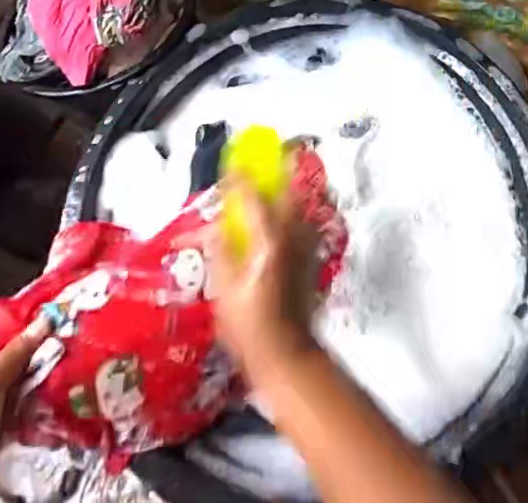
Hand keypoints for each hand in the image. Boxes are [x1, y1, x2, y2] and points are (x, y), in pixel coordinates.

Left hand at [0, 316, 53, 502]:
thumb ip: (18, 352)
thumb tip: (45, 319)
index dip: (20, 324)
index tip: (52, 316)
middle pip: (4, 360)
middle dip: (33, 356)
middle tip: (66, 343)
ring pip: (13, 387)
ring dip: (36, 384)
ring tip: (68, 370)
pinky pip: (15, 413)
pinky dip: (32, 409)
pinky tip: (56, 400)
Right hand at [207, 177, 316, 386]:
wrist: (287, 357)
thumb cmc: (250, 327)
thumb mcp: (223, 288)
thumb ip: (219, 250)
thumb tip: (216, 228)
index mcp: (268, 240)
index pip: (254, 197)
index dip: (240, 180)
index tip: (231, 169)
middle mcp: (292, 238)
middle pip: (288, 193)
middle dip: (275, 176)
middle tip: (257, 172)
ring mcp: (306, 248)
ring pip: (299, 207)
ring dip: (284, 195)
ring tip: (266, 195)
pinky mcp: (311, 261)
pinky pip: (303, 225)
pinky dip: (291, 216)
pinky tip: (276, 225)